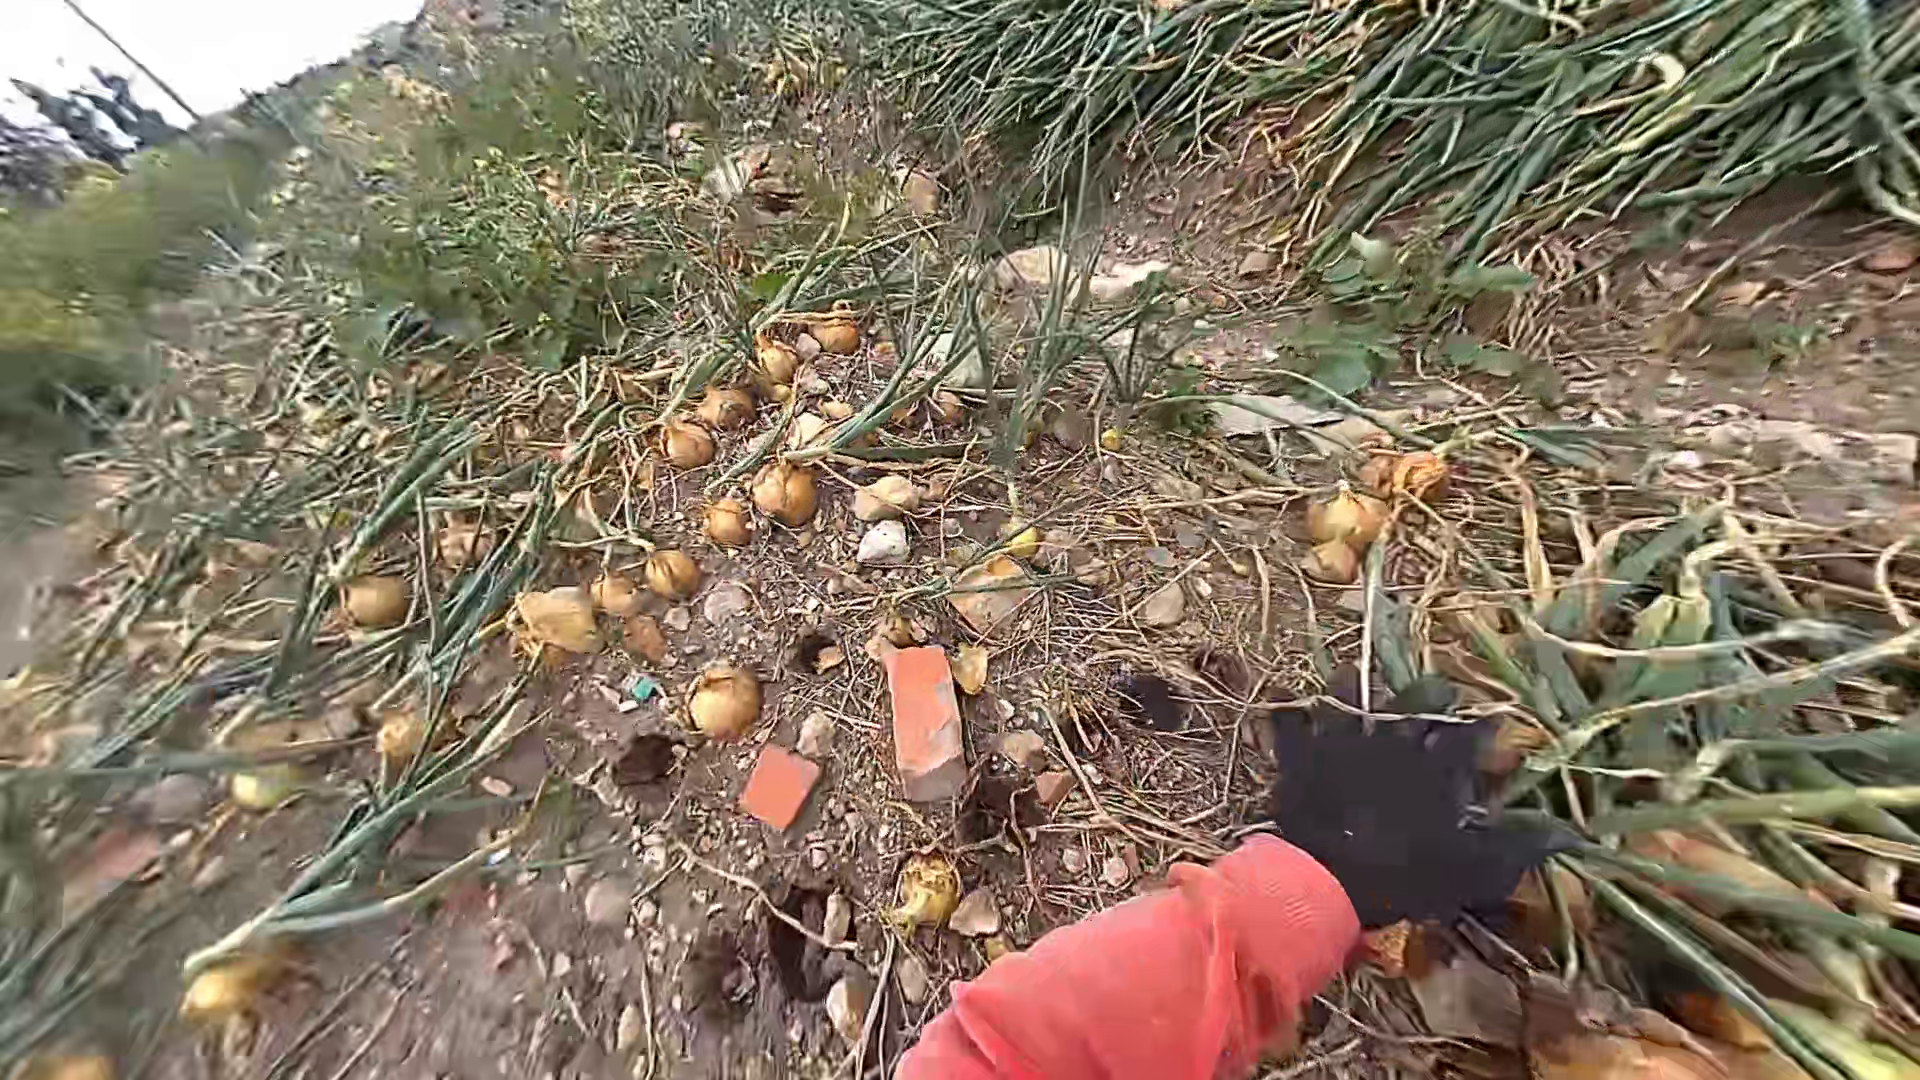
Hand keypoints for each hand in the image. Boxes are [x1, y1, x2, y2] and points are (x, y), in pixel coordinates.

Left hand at [1267, 667, 1565, 926]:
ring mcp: (1338, 739)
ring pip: (1347, 693)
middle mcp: (1388, 740)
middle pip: (1414, 699)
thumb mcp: (1473, 869)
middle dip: (1431, 691)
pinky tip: (1288, 701)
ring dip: (1354, 684)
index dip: (1483, 725)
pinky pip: (1287, 717)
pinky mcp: (1300, 748)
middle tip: (1438, 689)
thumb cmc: (1404, 876)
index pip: (1468, 733)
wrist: (1326, 876)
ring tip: (1357, 676)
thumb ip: (1519, 844)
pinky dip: (1288, 710)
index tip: (1492, 721)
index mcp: (1432, 766)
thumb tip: (1571, 831)